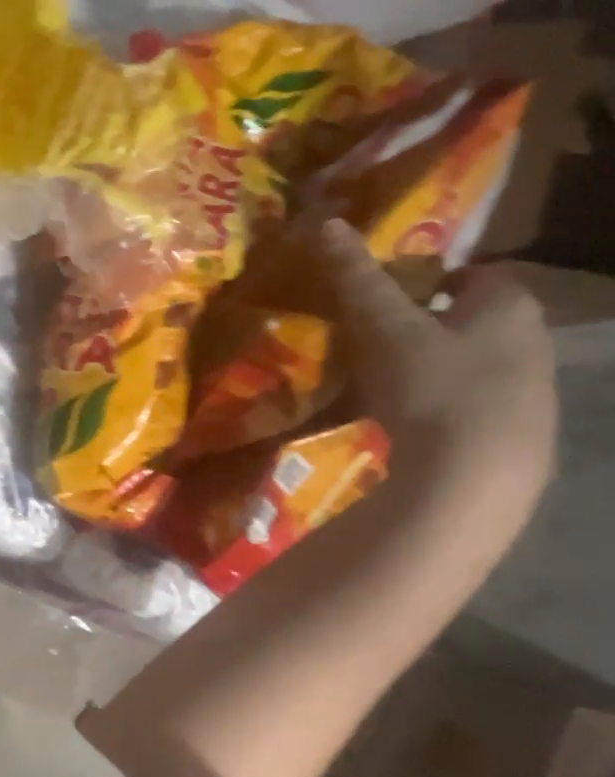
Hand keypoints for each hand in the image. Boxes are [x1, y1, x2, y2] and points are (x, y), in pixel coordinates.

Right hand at [309, 218, 556, 479]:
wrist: (476, 472)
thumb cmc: (433, 385)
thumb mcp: (384, 330)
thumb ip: (357, 281)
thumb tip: (326, 224)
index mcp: (509, 304)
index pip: (472, 274)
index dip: (427, 280)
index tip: (384, 299)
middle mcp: (532, 337)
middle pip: (473, 320)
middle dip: (427, 326)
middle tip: (374, 343)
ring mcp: (529, 387)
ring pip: (473, 362)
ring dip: (432, 368)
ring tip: (382, 387)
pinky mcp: (515, 430)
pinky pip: (470, 403)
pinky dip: (438, 406)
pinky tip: (405, 424)